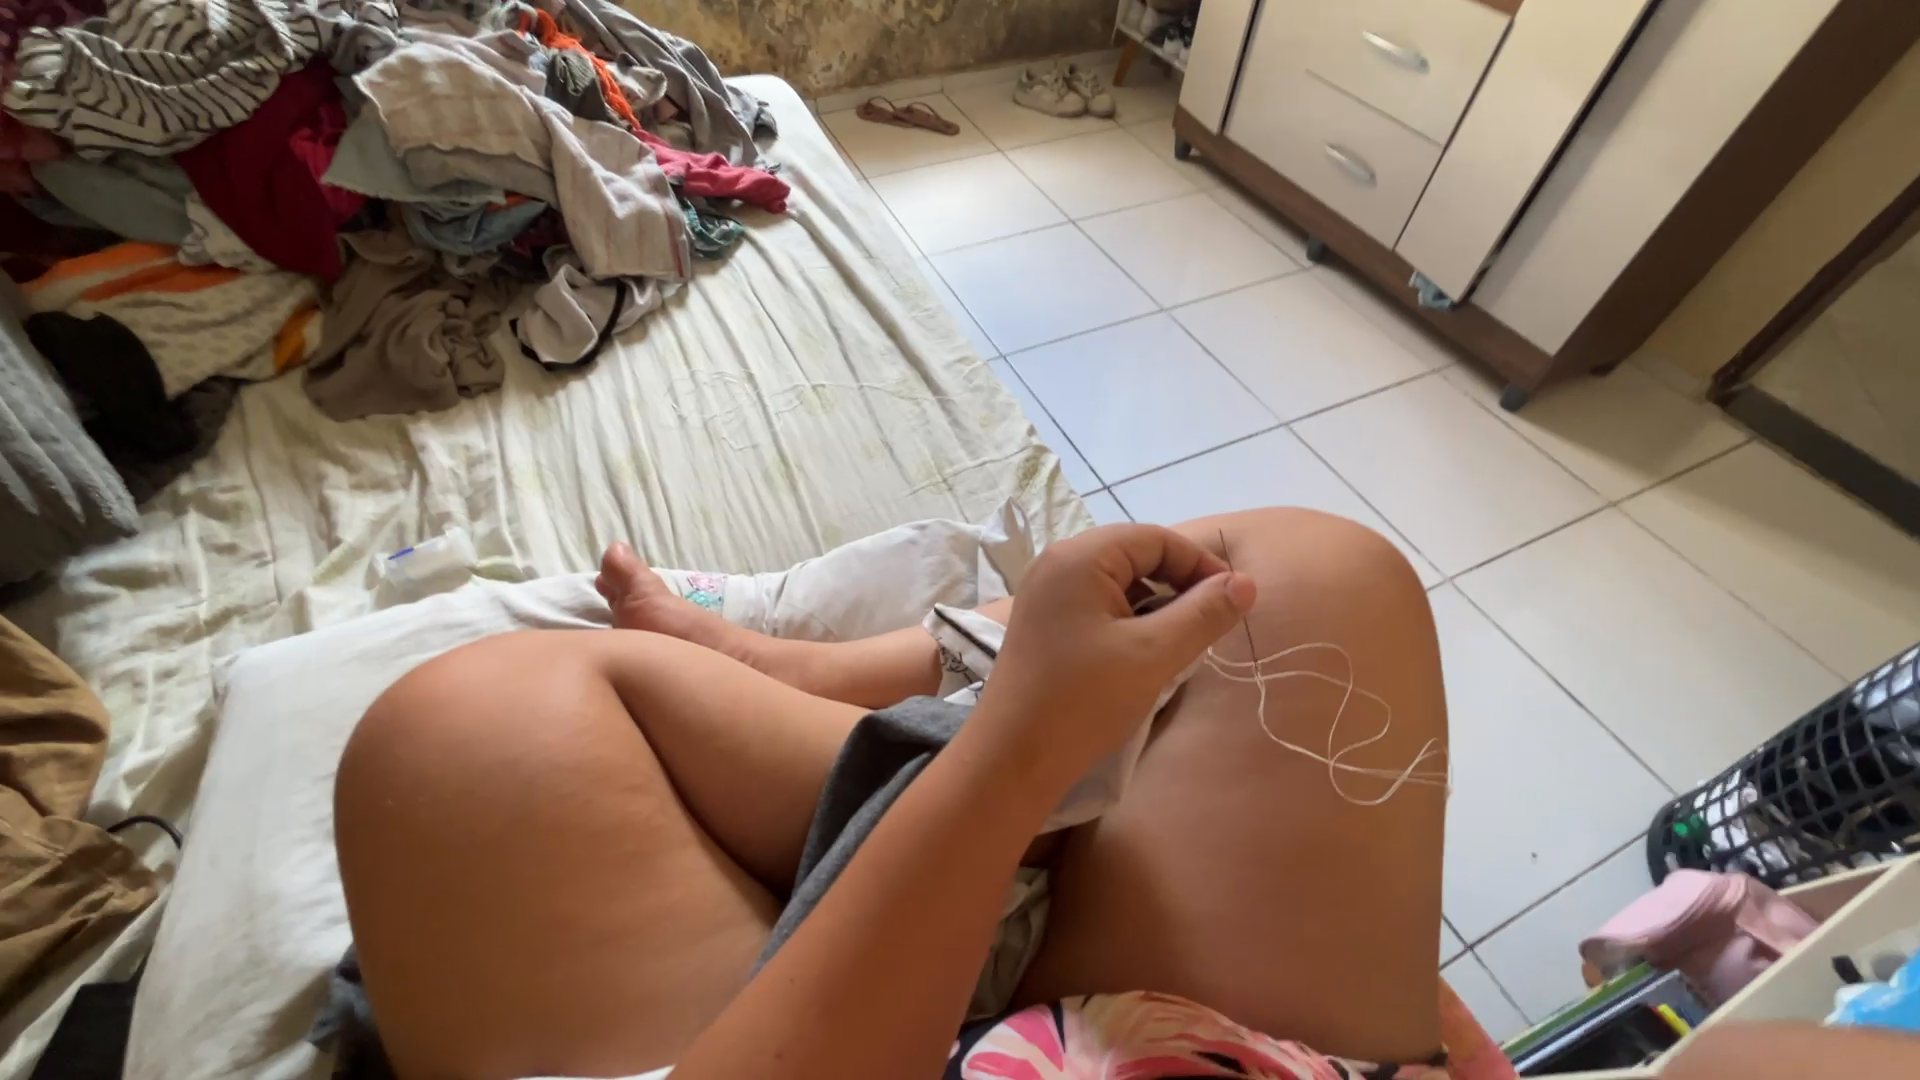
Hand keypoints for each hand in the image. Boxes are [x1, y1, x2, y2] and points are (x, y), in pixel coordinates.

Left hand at [971, 524, 1256, 778]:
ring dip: (1154, 602)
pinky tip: (1142, 650)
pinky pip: (1095, 602)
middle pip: (1134, 554)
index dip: (1200, 564)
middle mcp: (1057, 562)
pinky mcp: (1043, 620)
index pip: (1155, 538)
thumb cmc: (1084, 699)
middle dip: (1178, 582)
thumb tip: (1245, 583)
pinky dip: (1127, 617)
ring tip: (1179, 639)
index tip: (1233, 601)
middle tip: (1209, 621)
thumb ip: (1203, 614)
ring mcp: (1045, 592)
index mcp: (1080, 557)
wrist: (1013, 754)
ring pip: (1116, 580)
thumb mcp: (1154, 654)